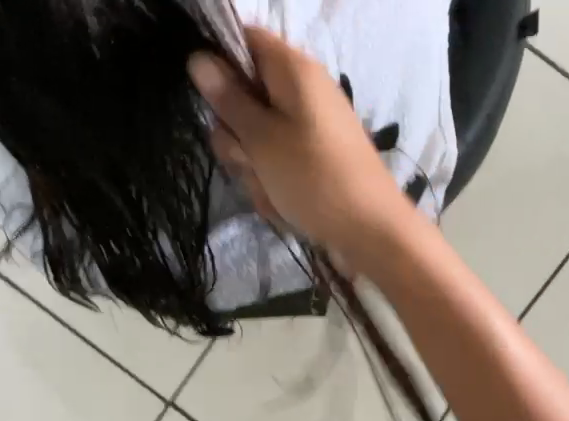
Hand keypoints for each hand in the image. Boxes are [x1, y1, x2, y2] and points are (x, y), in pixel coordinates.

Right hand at [188, 27, 414, 262]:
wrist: (370, 231)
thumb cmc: (314, 179)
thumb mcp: (262, 140)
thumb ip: (229, 100)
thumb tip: (198, 58)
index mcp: (293, 70)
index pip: (245, 41)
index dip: (220, 66)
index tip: (212, 105)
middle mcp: (302, 92)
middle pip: (246, 98)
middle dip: (236, 136)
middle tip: (248, 160)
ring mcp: (308, 128)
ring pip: (257, 140)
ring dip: (254, 169)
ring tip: (271, 191)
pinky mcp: (313, 159)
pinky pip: (277, 165)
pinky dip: (273, 185)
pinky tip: (283, 205)